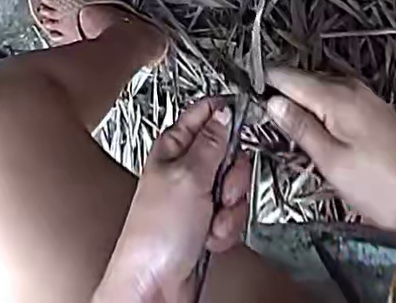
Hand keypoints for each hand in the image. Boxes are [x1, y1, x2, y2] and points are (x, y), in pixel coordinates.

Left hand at [95, 98, 250, 302]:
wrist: (154, 290)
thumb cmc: (155, 233)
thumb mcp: (188, 176)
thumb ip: (211, 142)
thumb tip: (224, 110)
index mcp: (174, 145)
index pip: (205, 112)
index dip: (226, 113)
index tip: (242, 120)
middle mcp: (186, 167)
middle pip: (228, 150)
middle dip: (232, 173)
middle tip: (221, 188)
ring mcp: (197, 196)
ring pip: (235, 184)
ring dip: (229, 207)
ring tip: (211, 219)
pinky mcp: (208, 221)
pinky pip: (233, 213)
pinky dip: (226, 228)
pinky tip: (210, 237)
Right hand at [266, 67, 395, 234]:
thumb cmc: (380, 185)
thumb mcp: (332, 161)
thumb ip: (301, 128)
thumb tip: (274, 103)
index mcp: (338, 97)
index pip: (292, 78)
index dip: (268, 80)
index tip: (248, 83)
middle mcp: (352, 88)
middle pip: (307, 80)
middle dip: (283, 89)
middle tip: (259, 104)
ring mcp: (365, 97)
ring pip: (322, 89)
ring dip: (302, 98)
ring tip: (281, 114)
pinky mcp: (374, 109)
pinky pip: (337, 97)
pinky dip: (320, 105)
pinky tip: (315, 123)